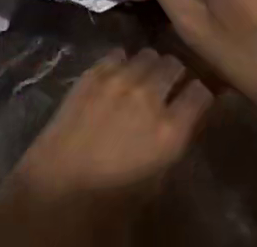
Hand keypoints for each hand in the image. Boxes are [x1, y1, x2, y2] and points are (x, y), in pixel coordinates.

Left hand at [5, 48, 213, 202]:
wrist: (55, 193)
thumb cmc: (110, 202)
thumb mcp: (155, 181)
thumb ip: (173, 143)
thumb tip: (183, 120)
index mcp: (170, 130)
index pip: (201, 92)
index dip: (200, 95)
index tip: (195, 100)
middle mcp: (149, 96)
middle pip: (175, 64)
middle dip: (175, 74)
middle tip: (168, 88)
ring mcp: (119, 79)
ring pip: (148, 53)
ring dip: (149, 66)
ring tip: (142, 79)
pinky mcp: (93, 73)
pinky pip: (118, 54)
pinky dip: (122, 63)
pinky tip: (116, 77)